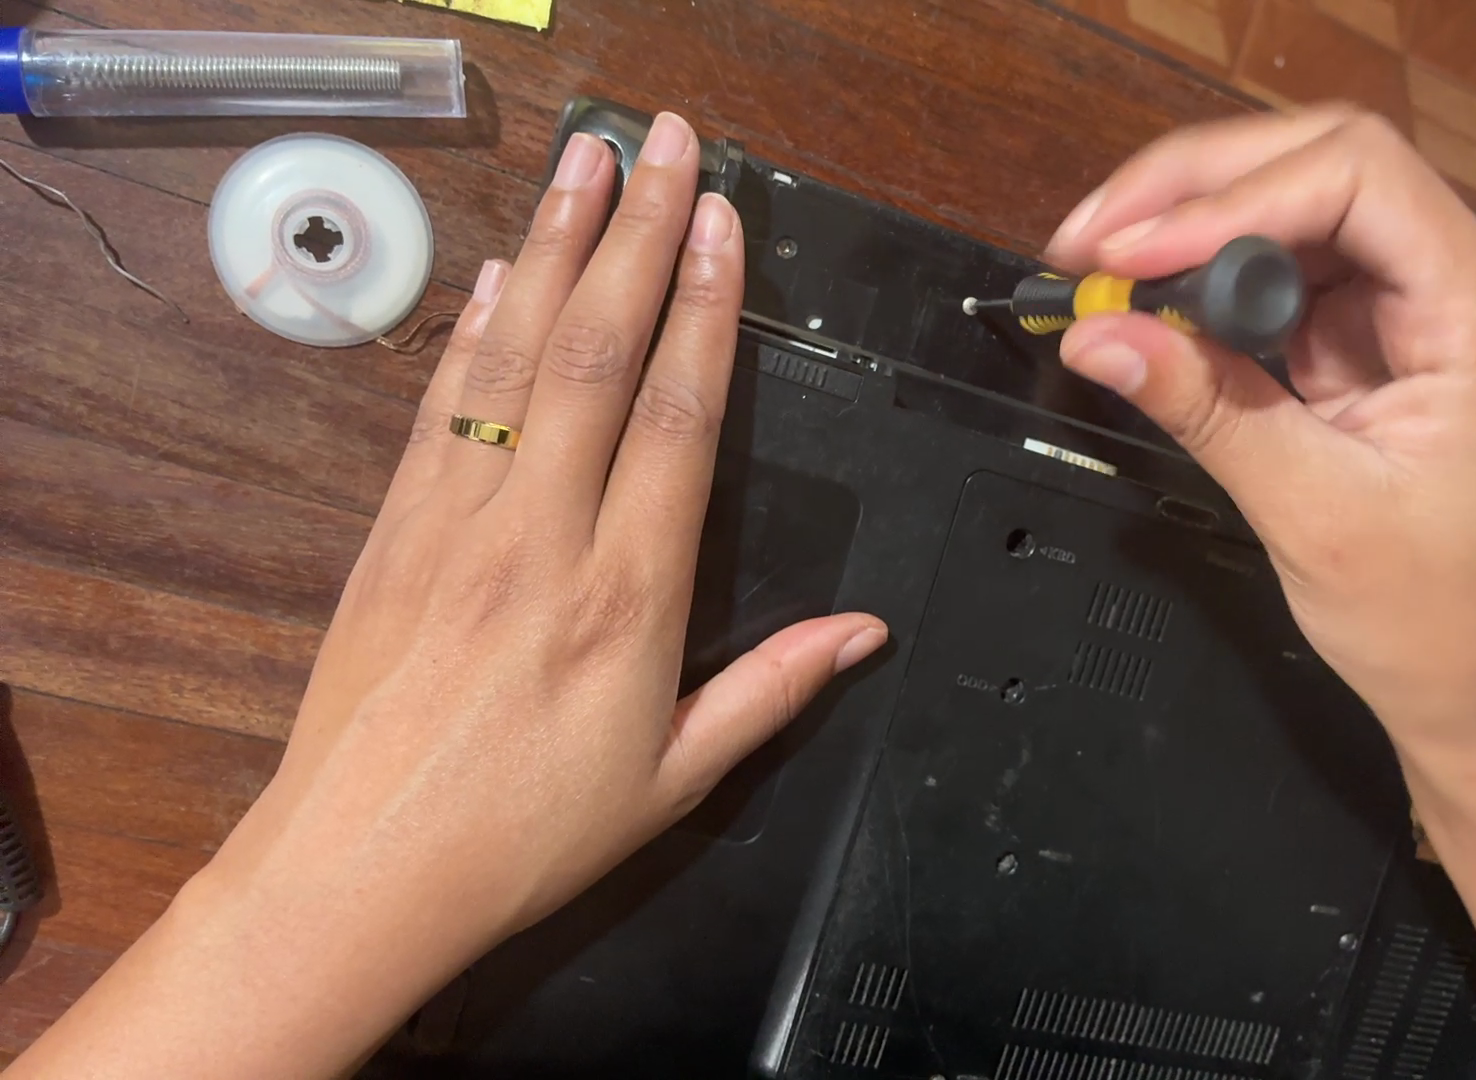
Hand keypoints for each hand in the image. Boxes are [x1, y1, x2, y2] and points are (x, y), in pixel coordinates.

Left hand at [135, 115, 884, 1070]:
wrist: (355, 881)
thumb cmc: (534, 831)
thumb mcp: (680, 775)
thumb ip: (776, 689)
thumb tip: (867, 633)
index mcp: (626, 596)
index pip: (676, 423)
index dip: (704, 315)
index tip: (721, 229)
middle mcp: (542, 539)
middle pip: (595, 360)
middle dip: (636, 240)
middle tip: (662, 146)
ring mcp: (457, 527)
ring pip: (515, 363)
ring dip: (556, 251)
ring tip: (584, 164)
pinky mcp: (393, 534)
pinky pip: (444, 409)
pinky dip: (476, 328)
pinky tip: (504, 270)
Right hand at [1046, 108, 1475, 755]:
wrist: (1469, 681)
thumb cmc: (1421, 616)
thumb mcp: (1306, 508)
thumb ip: (1203, 407)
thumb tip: (1094, 335)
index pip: (1356, 180)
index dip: (1228, 199)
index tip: (1125, 256)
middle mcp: (1456, 289)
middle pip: (1321, 174)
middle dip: (1194, 193)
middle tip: (1088, 238)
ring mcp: (1409, 316)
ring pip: (1293, 220)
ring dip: (1191, 231)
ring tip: (1102, 263)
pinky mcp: (1368, 348)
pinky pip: (1282, 284)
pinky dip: (1207, 286)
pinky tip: (1152, 301)